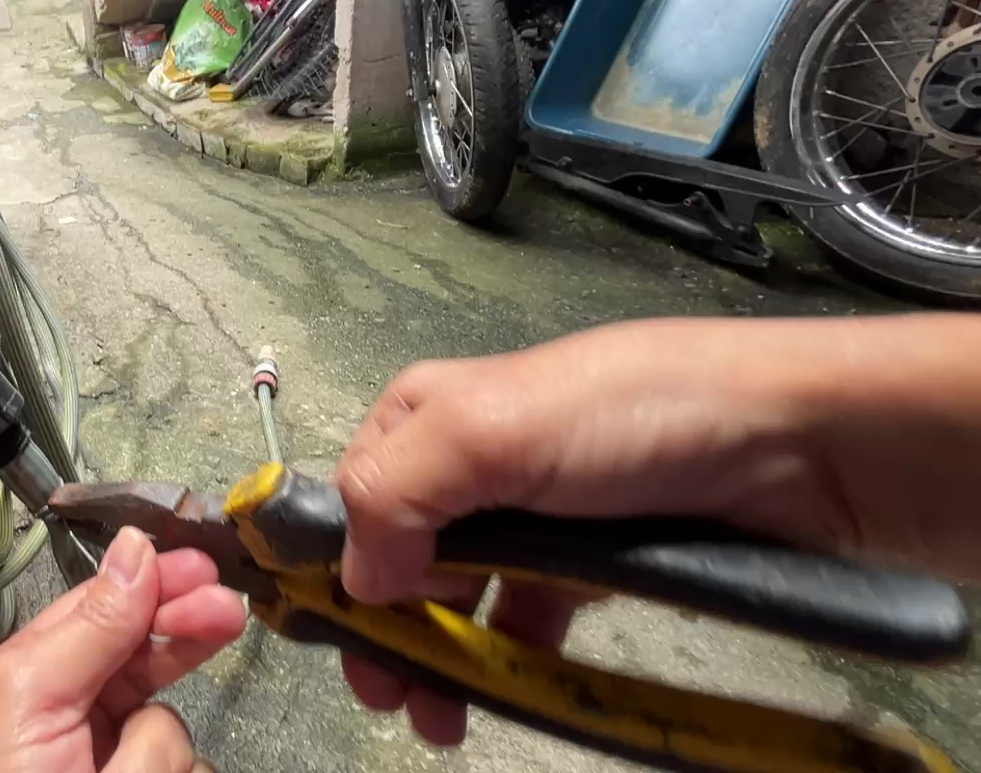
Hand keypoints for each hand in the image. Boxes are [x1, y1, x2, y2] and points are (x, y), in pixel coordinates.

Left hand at [0, 527, 248, 771]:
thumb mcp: (32, 695)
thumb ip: (91, 623)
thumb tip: (136, 543)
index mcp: (39, 670)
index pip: (106, 608)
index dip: (156, 582)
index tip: (205, 567)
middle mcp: (79, 711)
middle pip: (147, 659)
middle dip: (184, 634)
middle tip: (226, 612)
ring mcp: (112, 764)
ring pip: (170, 733)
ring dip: (149, 759)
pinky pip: (184, 771)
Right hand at [333, 313, 980, 746]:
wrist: (799, 441)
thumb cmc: (610, 421)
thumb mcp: (482, 433)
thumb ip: (395, 496)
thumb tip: (353, 581)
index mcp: (418, 417)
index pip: (353, 494)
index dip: (335, 560)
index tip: (335, 632)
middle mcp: (460, 464)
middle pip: (396, 549)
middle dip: (382, 621)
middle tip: (386, 692)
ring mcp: (522, 516)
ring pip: (455, 591)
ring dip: (436, 653)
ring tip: (435, 717)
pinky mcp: (582, 563)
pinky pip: (522, 615)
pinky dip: (501, 657)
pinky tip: (496, 695)